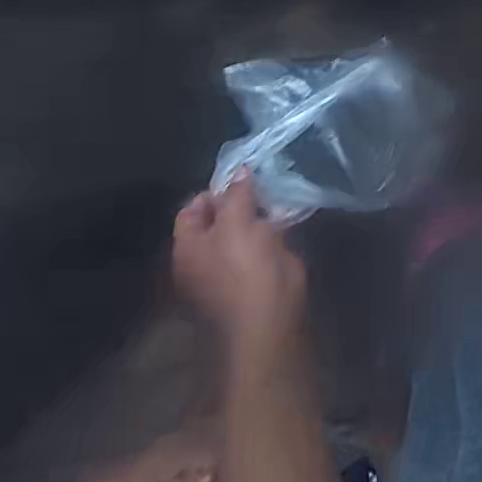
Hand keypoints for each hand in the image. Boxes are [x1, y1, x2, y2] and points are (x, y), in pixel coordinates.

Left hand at [173, 176, 307, 362]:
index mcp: (189, 246)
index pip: (192, 209)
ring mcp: (235, 261)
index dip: (214, 191)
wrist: (270, 311)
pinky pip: (266, 236)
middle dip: (241, 197)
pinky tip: (292, 211)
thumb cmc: (244, 269)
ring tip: (282, 190)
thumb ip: (236, 195)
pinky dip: (277, 223)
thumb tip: (240, 169)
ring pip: (246, 225)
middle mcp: (207, 253)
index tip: (243, 177)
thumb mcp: (235, 225)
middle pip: (220, 216)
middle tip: (267, 180)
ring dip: (262, 209)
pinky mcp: (262, 265)